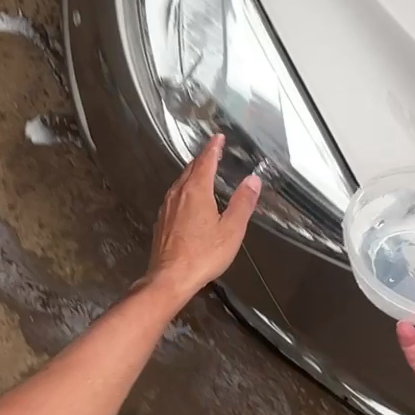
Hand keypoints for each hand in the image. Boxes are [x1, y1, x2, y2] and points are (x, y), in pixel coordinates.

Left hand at [142, 134, 260, 300]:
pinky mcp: (161, 220)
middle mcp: (178, 194)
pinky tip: (188, 197)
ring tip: (203, 170)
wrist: (170, 277)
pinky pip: (175, 195)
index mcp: (196, 191)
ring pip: (180, 182)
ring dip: (193, 173)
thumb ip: (243, 203)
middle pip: (191, 169)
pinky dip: (185, 188)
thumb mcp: (231, 230)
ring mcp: (167, 207)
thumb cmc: (203, 254)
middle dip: (203, 158)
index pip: (206, 161)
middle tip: (213, 151)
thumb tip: (253, 179)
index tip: (218, 138)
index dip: (213, 148)